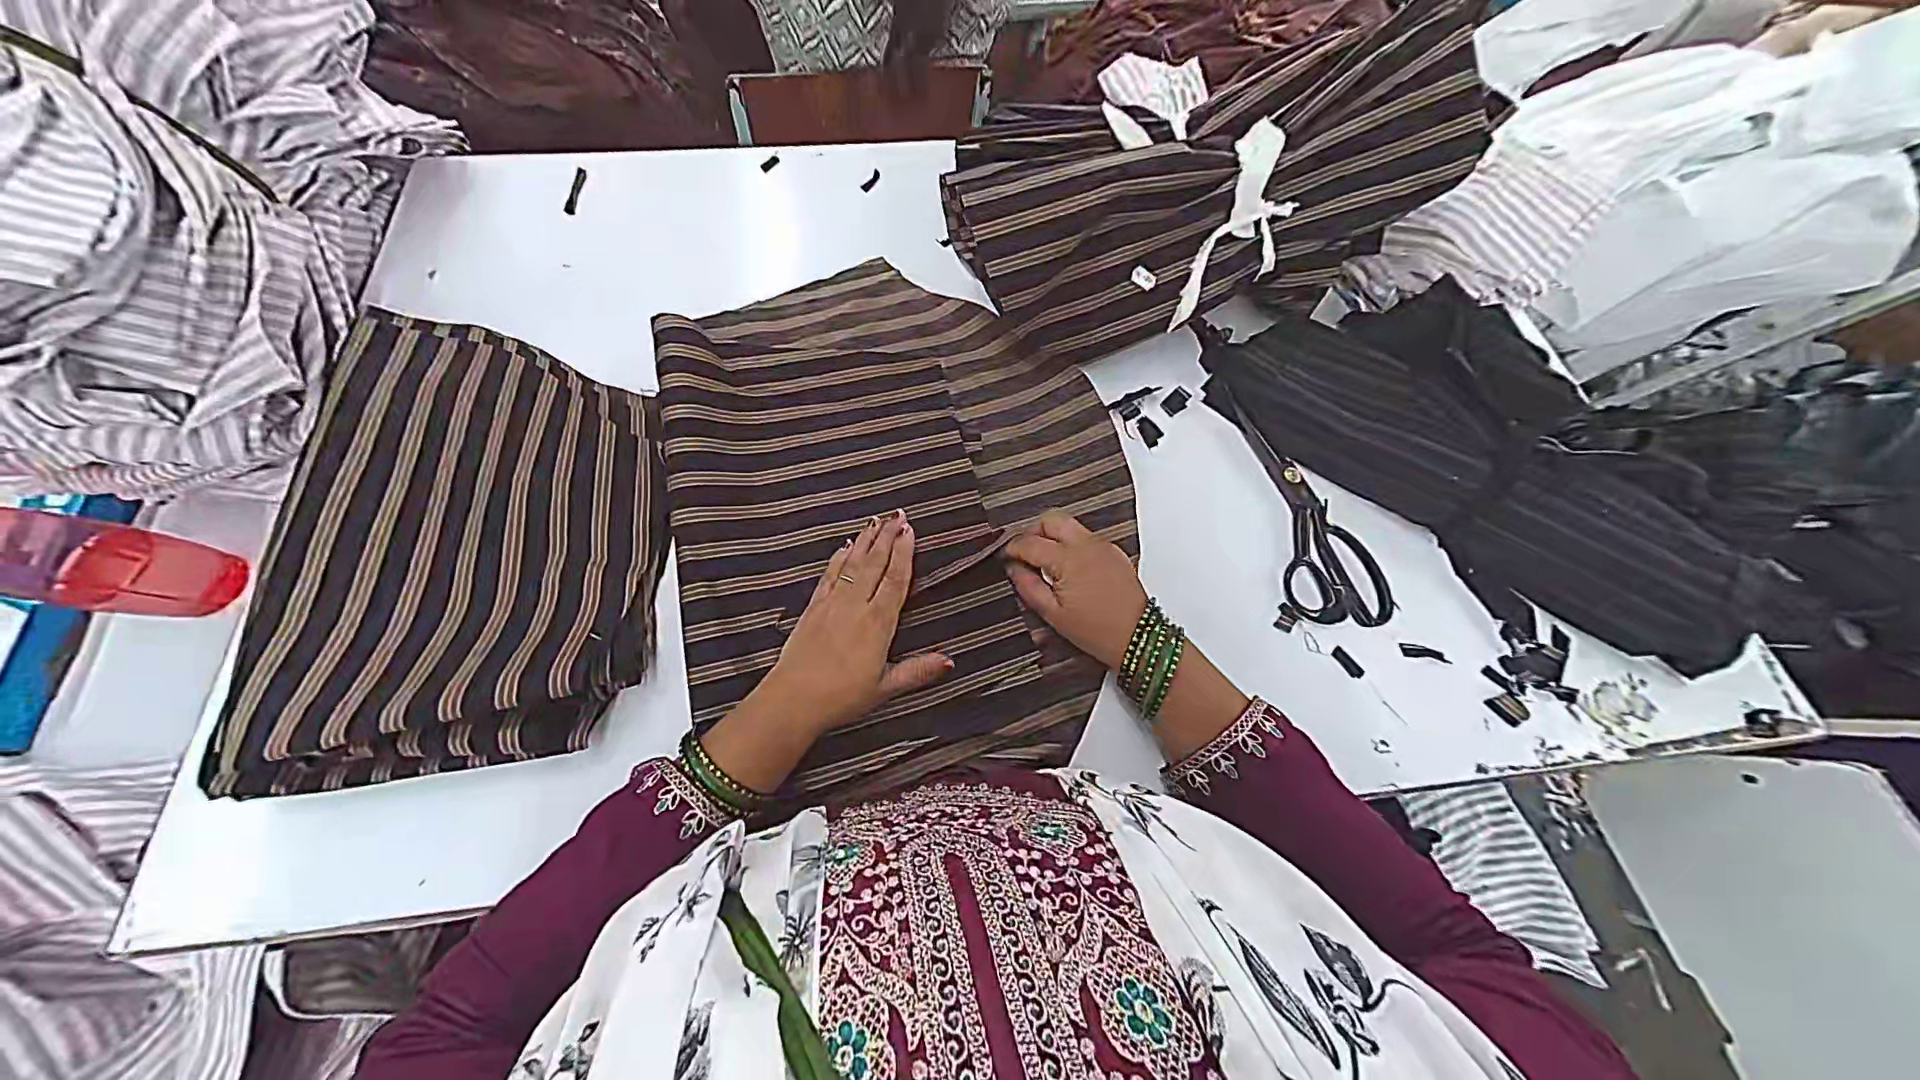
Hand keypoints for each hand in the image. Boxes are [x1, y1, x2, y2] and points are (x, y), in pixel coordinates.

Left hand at [752, 510, 953, 734]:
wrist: (793, 699)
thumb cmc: (839, 697)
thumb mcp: (885, 687)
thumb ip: (917, 671)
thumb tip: (948, 662)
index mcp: (877, 623)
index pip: (895, 579)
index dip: (904, 553)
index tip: (910, 532)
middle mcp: (855, 607)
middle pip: (875, 563)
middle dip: (887, 537)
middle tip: (897, 516)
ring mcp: (832, 605)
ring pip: (852, 564)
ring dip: (865, 541)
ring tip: (875, 522)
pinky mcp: (813, 609)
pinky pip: (829, 576)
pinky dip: (838, 559)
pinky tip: (843, 548)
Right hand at [1002, 512, 1148, 670]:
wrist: (1137, 639)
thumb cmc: (1098, 631)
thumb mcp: (1053, 614)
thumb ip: (1028, 586)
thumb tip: (1013, 569)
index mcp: (1068, 559)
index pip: (1030, 542)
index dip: (1012, 548)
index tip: (1006, 556)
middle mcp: (1087, 545)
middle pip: (1051, 519)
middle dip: (1033, 531)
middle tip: (1025, 552)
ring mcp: (1103, 546)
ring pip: (1070, 526)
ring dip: (1054, 536)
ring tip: (1045, 563)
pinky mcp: (1114, 553)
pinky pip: (1086, 538)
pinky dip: (1072, 545)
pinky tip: (1068, 569)